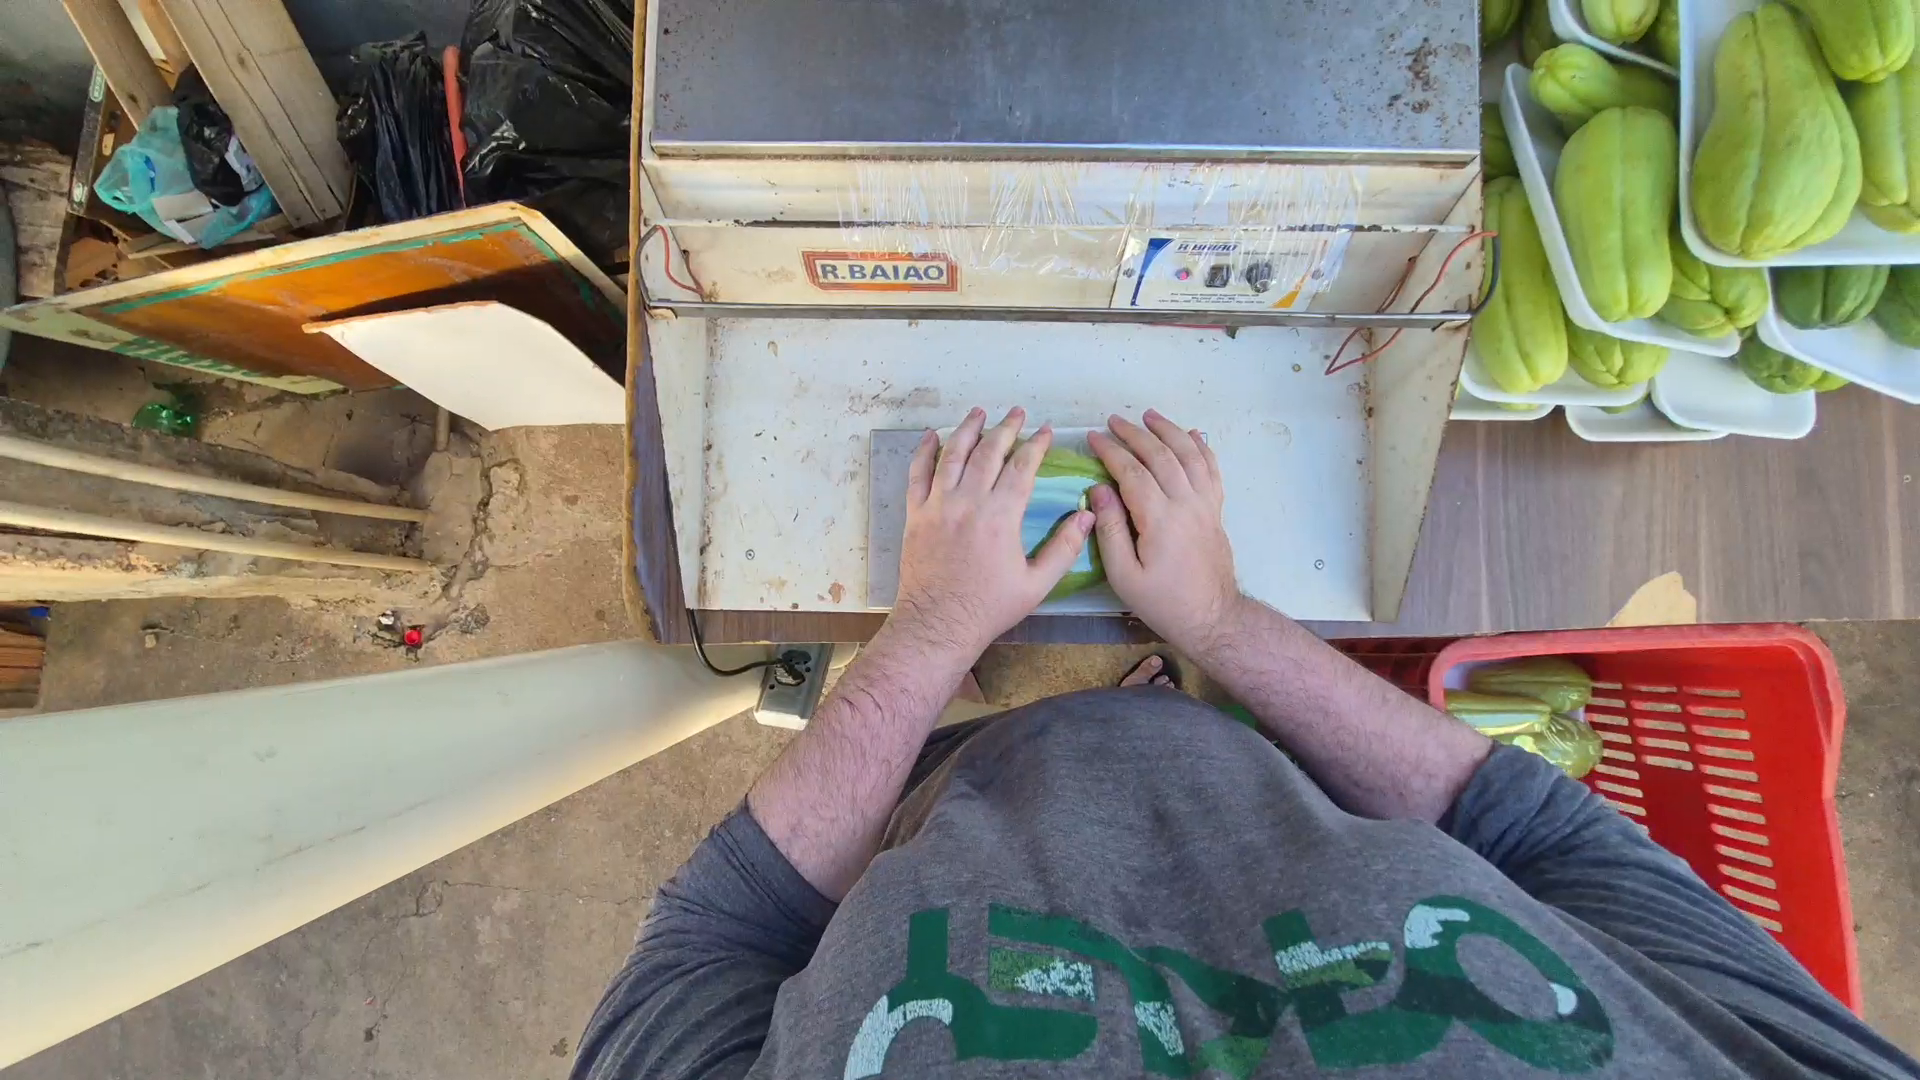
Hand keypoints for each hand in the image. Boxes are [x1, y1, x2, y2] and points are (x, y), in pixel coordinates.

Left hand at [892, 407, 1093, 655]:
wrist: (937, 624)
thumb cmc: (989, 607)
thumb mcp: (1036, 584)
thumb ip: (1064, 548)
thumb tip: (1087, 515)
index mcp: (1001, 516)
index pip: (1022, 467)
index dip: (1036, 445)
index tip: (1046, 431)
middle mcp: (968, 502)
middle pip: (989, 453)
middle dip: (1006, 428)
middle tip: (1017, 413)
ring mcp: (937, 505)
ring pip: (953, 455)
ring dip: (968, 429)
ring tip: (979, 412)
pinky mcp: (916, 515)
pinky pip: (917, 474)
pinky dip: (925, 452)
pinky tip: (933, 436)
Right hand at [1086, 410, 1241, 653]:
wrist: (1211, 617)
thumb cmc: (1162, 601)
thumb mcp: (1124, 575)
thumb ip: (1110, 530)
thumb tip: (1099, 490)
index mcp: (1160, 519)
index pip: (1132, 472)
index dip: (1111, 451)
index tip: (1092, 437)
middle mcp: (1186, 504)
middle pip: (1161, 456)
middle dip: (1135, 434)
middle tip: (1113, 420)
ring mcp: (1206, 505)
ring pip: (1189, 455)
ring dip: (1169, 431)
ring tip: (1150, 416)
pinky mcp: (1216, 510)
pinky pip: (1212, 470)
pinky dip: (1202, 448)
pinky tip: (1193, 435)